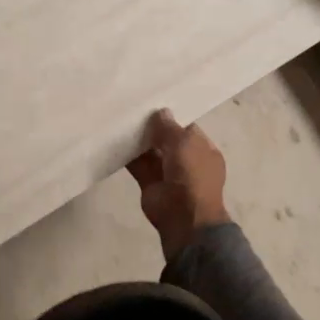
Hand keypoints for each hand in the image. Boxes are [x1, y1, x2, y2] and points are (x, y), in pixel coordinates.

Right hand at [126, 109, 230, 261]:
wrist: (183, 216)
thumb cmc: (192, 174)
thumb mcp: (184, 143)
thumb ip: (169, 127)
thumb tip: (161, 112)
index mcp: (203, 150)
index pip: (187, 129)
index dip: (172, 118)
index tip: (154, 104)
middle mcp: (187, 161)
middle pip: (167, 140)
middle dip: (153, 128)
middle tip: (133, 108)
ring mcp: (168, 173)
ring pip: (151, 152)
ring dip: (139, 140)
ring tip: (122, 120)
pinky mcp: (149, 183)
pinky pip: (138, 165)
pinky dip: (128, 155)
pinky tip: (116, 140)